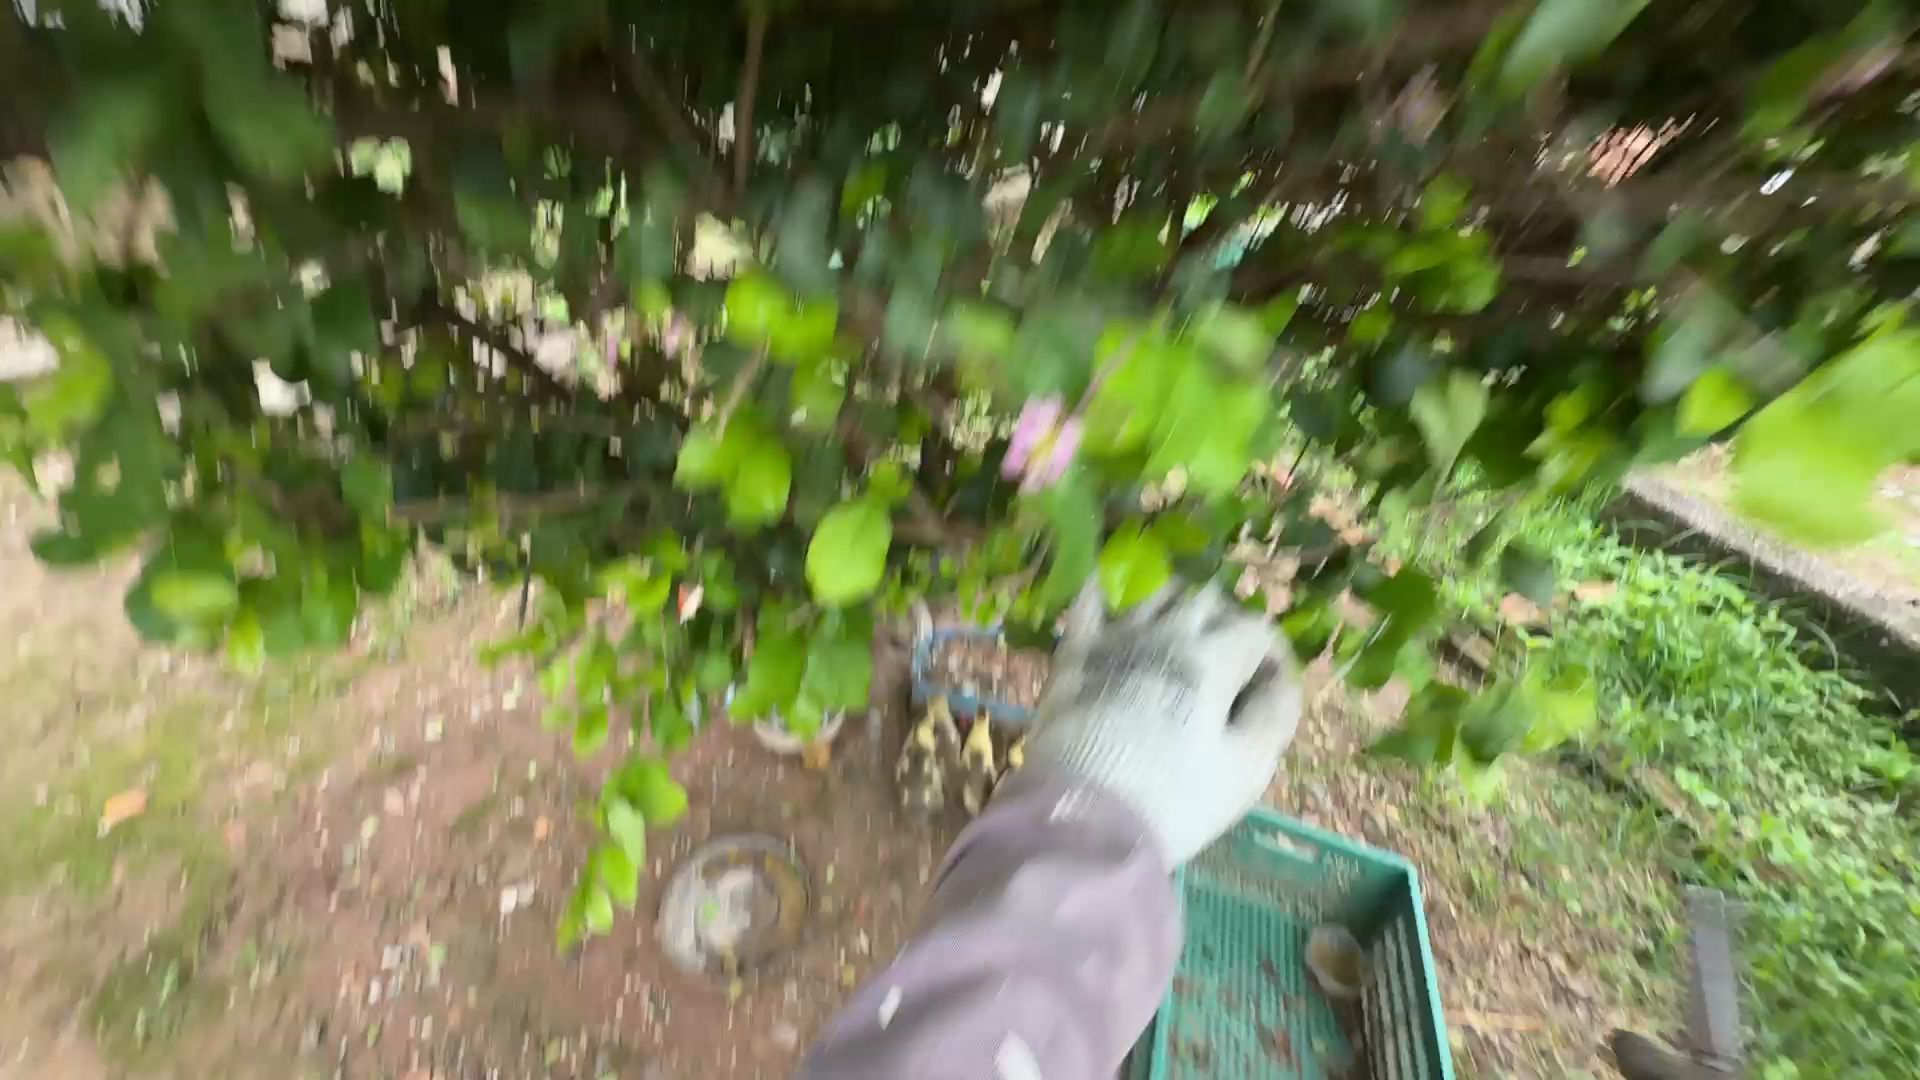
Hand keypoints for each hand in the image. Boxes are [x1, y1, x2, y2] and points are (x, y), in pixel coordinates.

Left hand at [1022, 583, 1302, 863]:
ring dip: (1176, 602)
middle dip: (1225, 622)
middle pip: (1206, 600)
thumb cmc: (1173, 800)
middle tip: (1226, 660)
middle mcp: (1164, 632)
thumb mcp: (1246, 769)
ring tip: (1179, 630)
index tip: (1270, 682)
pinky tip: (1116, 594)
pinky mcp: (1075, 649)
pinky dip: (1107, 590)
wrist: (1085, 817)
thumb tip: (1281, 679)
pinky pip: (1091, 599)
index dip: (1270, 652)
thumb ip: (1274, 714)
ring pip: (1155, 591)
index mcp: (1212, 659)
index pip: (1255, 630)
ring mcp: (1114, 635)